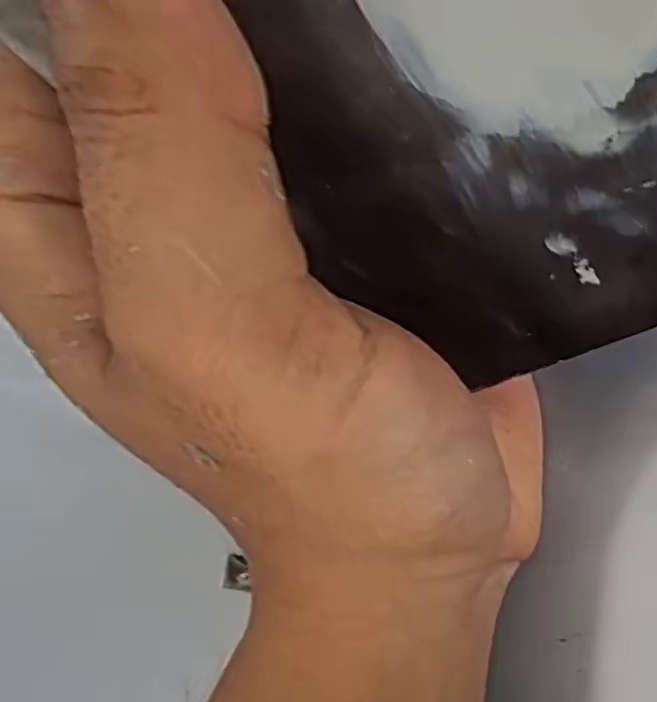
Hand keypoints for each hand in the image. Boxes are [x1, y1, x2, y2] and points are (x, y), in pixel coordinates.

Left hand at [0, 0, 541, 601]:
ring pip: (299, 112)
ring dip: (346, 84)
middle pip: (169, 58)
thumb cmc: (328, 463)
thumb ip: (174, 156)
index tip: (226, 11)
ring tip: (407, 50)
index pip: (32, 46)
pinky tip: (465, 131)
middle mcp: (182, 211)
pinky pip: (404, 182)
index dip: (97, 8)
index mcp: (68, 212)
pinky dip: (429, 149)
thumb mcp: (217, 320)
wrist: (451, 544)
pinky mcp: (410, 271)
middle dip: (237, 32)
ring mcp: (309, 242)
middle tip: (343, 23)